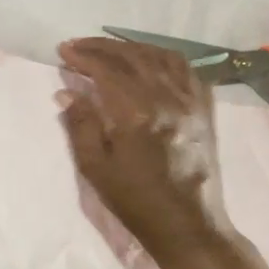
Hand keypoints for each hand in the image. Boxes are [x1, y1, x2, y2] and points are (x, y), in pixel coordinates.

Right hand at [57, 38, 235, 258]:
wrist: (187, 223)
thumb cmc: (133, 198)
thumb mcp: (94, 167)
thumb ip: (80, 124)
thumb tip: (67, 92)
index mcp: (137, 114)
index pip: (108, 71)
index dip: (83, 57)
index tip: (63, 51)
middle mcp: (168, 101)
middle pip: (135, 57)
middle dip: (104, 47)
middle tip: (78, 45)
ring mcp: (192, 103)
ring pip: (163, 57)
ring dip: (133, 47)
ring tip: (110, 49)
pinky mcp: (205, 111)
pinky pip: (188, 71)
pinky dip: (165, 58)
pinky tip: (149, 62)